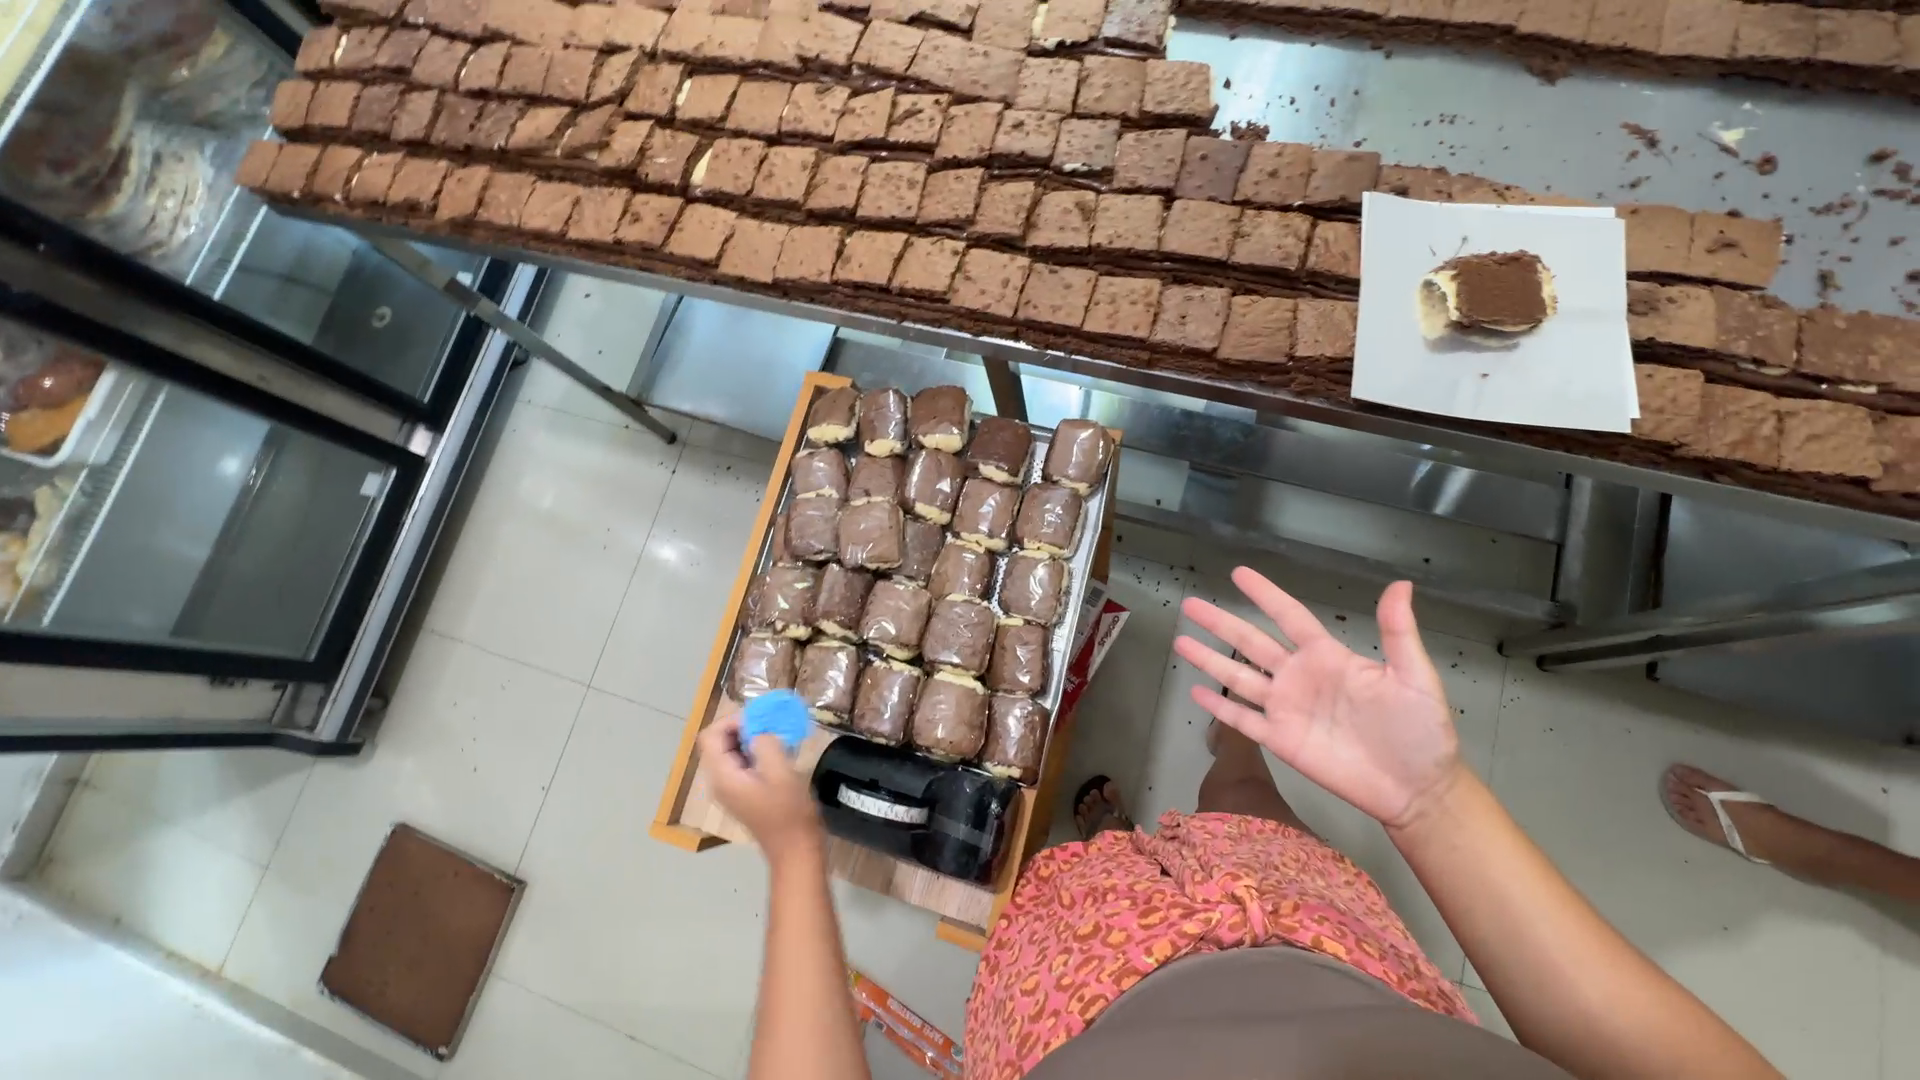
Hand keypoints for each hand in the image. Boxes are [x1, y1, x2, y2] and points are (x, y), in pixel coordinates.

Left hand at [698, 710, 824, 865]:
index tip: (762, 719)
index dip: (734, 720)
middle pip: (719, 741)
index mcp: (723, 776)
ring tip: (779, 735)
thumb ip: (765, 743)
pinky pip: (742, 763)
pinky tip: (779, 753)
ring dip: (752, 738)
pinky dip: (757, 751)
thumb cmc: (789, 812)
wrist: (796, 850)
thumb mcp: (781, 772)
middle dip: (744, 727)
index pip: (711, 735)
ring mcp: (730, 789)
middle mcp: (720, 782)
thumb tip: (759, 729)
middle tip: (773, 724)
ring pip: (731, 751)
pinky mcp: (743, 793)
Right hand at [1174, 569, 1463, 830]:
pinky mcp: (1280, 741)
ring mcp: (1287, 709)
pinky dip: (1219, 707)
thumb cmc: (1421, 730)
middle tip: (1191, 604)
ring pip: (1238, 677)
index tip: (1239, 574)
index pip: (1289, 617)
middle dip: (1220, 623)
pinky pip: (1243, 720)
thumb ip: (1399, 633)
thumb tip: (1400, 584)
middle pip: (1251, 643)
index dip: (1265, 595)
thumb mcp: (1415, 677)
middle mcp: (1299, 677)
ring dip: (1210, 659)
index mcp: (1328, 657)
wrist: (1417, 788)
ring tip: (1181, 641)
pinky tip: (1196, 692)